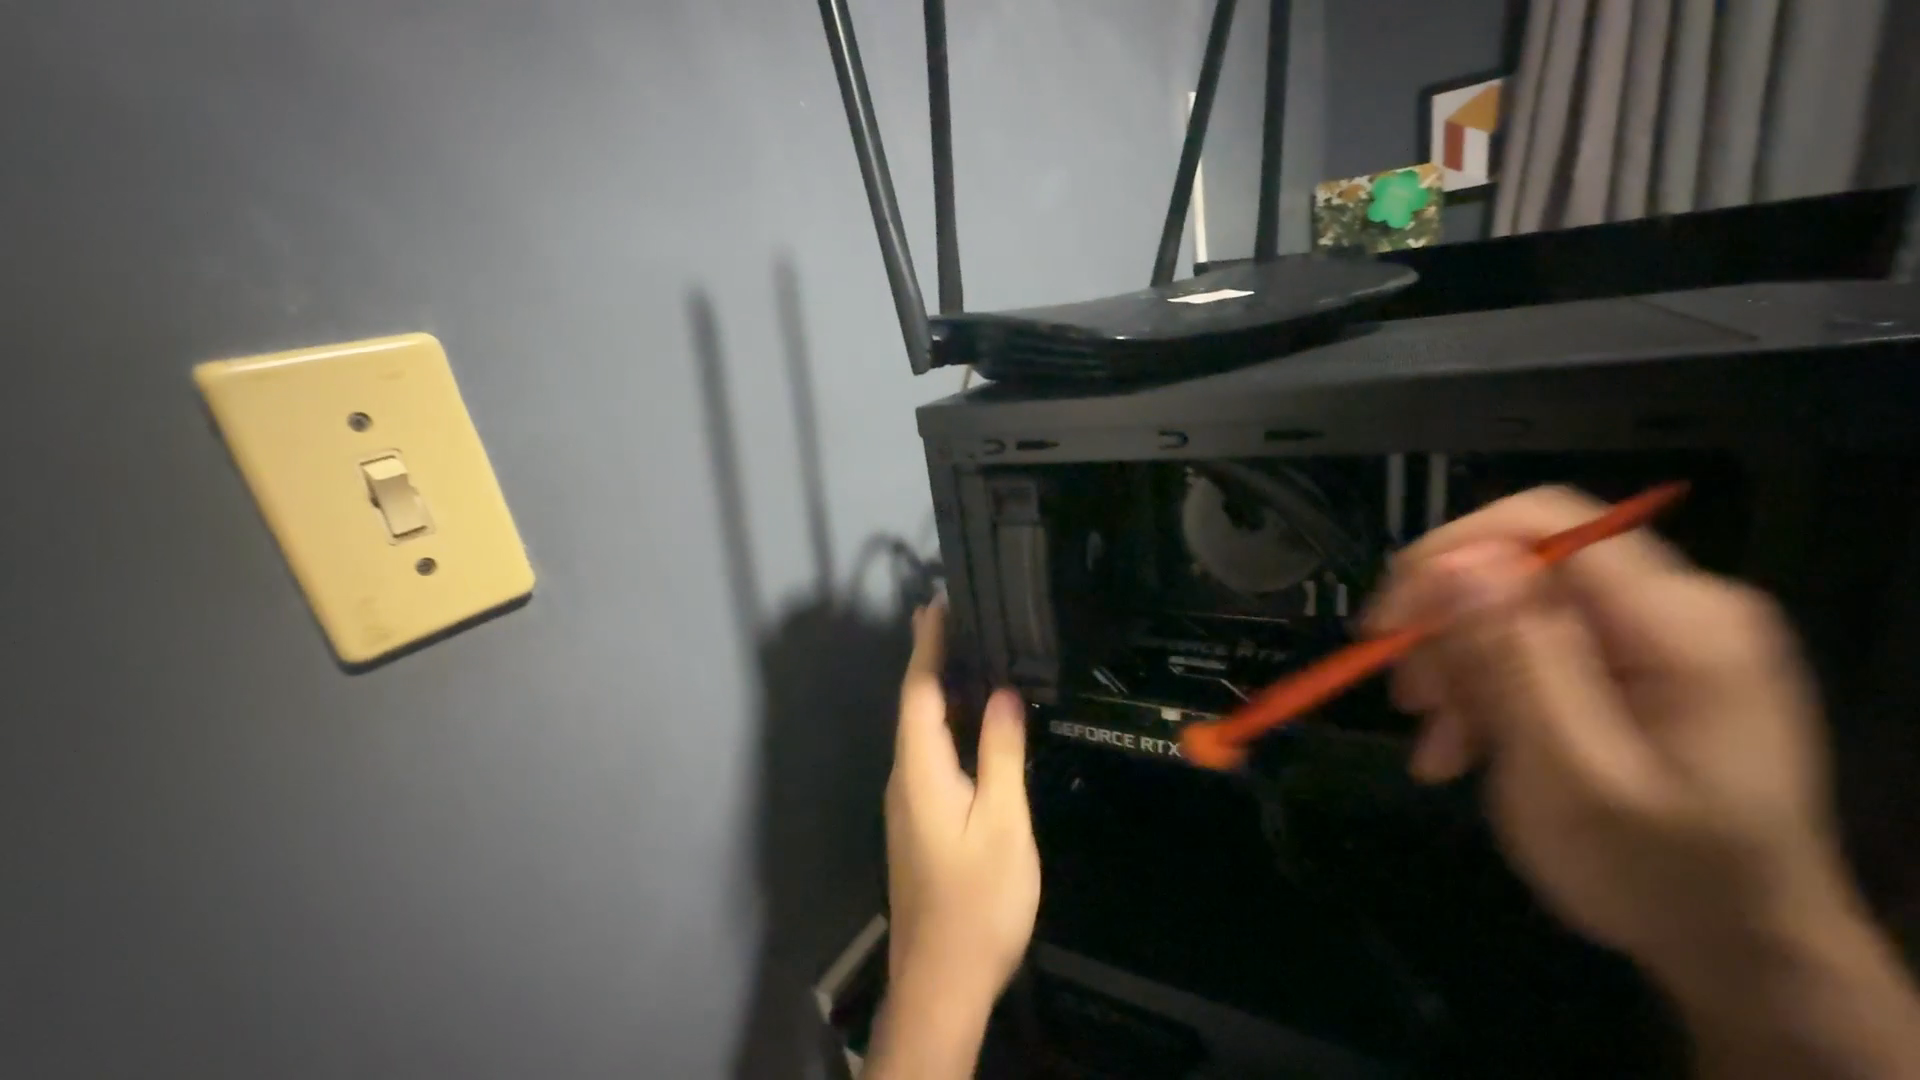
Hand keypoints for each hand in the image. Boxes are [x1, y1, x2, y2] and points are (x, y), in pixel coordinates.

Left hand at [884, 600, 1038, 1008]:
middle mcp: (905, 779)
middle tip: (963, 619)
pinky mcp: (919, 822)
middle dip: (934, 660)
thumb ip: (1002, 754)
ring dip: (943, 693)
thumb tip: (1005, 694)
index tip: (937, 605)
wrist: (943, 979)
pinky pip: (930, 756)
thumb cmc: (978, 901)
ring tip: (974, 657)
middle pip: (916, 707)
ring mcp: (909, 803)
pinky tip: (976, 724)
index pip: (919, 692)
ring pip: (922, 733)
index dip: (927, 646)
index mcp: (920, 770)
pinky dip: (949, 726)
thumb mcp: (1003, 823)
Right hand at [1367, 486, 1848, 975]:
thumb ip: (1517, 659)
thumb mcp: (1570, 773)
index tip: (1388, 623)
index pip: (1544, 522)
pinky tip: (1461, 749)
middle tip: (1409, 698)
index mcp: (1679, 621)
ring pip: (1510, 610)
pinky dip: (1484, 692)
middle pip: (1518, 566)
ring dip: (1457, 671)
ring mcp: (1654, 638)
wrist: (1745, 955)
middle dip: (1445, 628)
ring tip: (1436, 744)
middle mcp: (1673, 609)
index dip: (1448, 553)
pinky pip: (1531, 649)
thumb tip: (1456, 561)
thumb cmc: (1660, 875)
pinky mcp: (1633, 667)